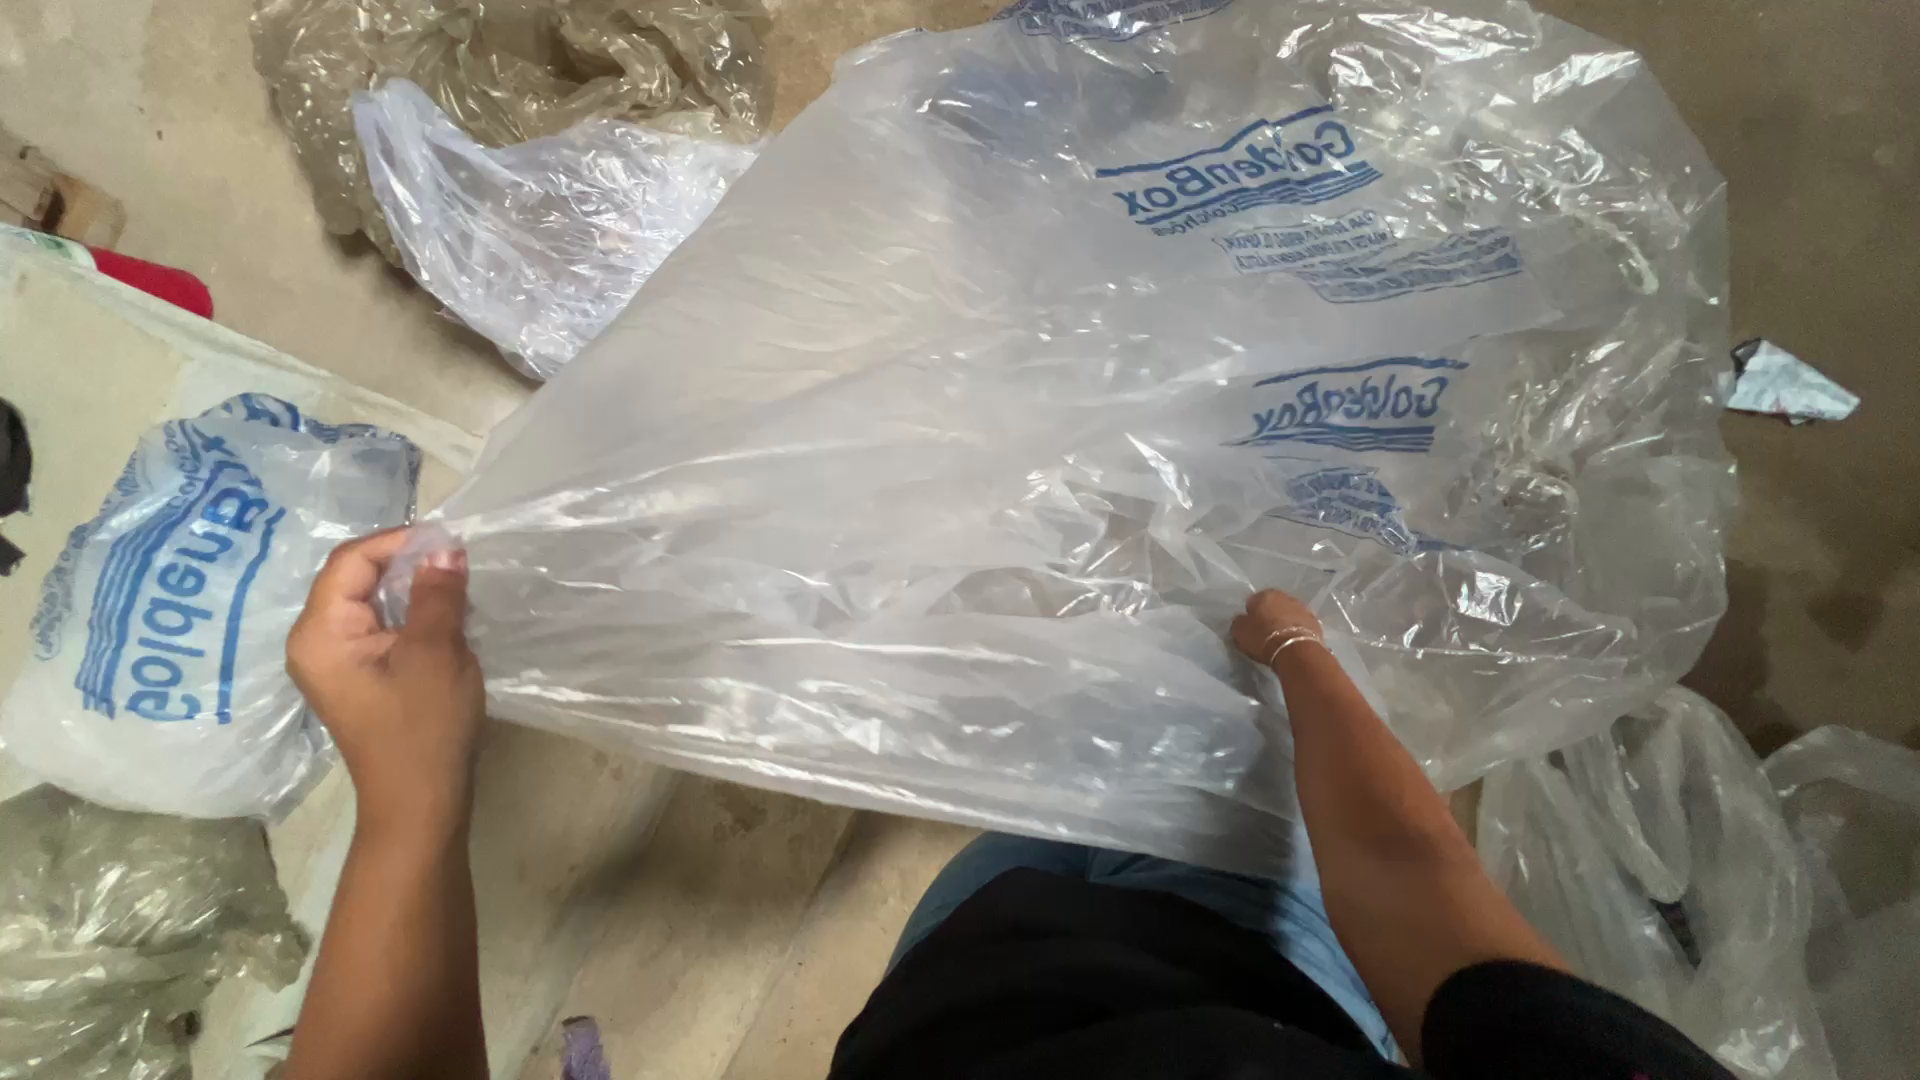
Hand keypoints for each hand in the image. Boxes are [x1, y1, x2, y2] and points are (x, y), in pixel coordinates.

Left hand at [287, 528, 484, 833]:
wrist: (422, 794)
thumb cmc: (424, 724)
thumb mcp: (436, 652)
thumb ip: (437, 595)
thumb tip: (445, 548)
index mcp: (320, 634)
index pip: (349, 563)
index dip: (397, 541)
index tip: (451, 538)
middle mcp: (318, 641)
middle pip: (356, 578)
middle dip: (408, 560)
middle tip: (461, 556)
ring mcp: (339, 659)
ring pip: (374, 600)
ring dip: (415, 585)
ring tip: (460, 580)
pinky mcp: (365, 673)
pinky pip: (385, 624)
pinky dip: (416, 610)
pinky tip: (449, 612)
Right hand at [1230, 589, 1326, 668]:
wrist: (1296, 651)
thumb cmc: (1263, 638)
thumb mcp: (1239, 631)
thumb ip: (1239, 621)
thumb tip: (1243, 619)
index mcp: (1265, 594)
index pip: (1253, 601)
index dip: (1251, 613)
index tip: (1250, 626)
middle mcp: (1286, 596)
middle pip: (1274, 606)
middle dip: (1270, 615)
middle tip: (1265, 631)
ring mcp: (1303, 609)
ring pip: (1289, 614)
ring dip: (1285, 622)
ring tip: (1280, 638)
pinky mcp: (1316, 623)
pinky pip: (1301, 625)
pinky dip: (1296, 631)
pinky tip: (1292, 642)